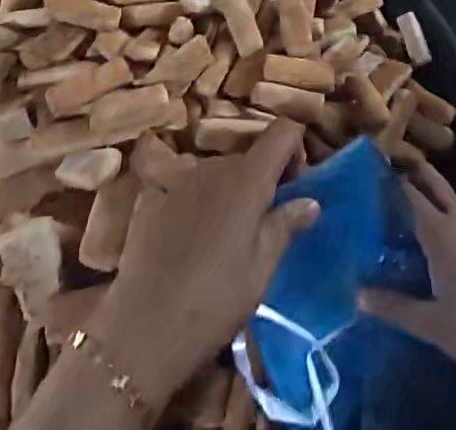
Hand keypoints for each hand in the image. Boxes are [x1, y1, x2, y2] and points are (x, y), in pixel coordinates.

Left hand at [86, 120, 318, 409]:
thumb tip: (310, 200)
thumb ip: (285, 225)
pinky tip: (193, 238)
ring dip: (232, 190)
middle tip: (268, 221)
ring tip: (229, 236)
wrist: (145, 323)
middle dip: (265, 178)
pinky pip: (189, 185)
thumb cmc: (216, 299)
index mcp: (247, 178)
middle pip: (250, 155)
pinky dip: (200, 200)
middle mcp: (213, 165)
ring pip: (219, 170)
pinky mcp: (153, 193)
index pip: (282, 131)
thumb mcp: (261, 268)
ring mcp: (180, 177)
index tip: (296, 183)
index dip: (295, 147)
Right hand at [360, 165, 455, 429]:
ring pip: (452, 204)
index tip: (364, 172)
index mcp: (442, 231)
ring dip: (431, 202)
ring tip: (404, 218)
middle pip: (434, 184)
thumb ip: (394, 306)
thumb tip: (357, 294)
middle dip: (412, 174)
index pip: (408, 191)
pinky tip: (439, 250)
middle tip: (384, 177)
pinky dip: (448, 224)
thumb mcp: (433, 325)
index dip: (386, 178)